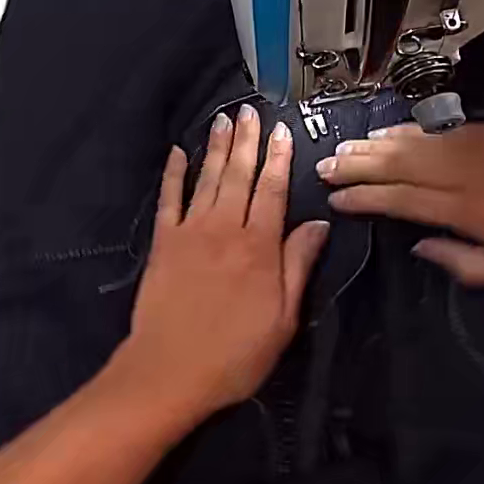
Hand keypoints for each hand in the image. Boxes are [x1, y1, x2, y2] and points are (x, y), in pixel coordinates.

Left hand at [109, 105, 330, 419]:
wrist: (168, 373)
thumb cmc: (235, 352)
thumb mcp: (284, 317)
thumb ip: (299, 264)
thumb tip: (320, 223)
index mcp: (259, 245)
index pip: (273, 190)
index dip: (279, 158)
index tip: (282, 131)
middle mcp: (226, 228)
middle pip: (239, 175)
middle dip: (247, 140)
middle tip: (249, 110)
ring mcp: (191, 232)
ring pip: (208, 179)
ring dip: (217, 147)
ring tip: (222, 118)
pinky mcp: (164, 242)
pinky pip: (169, 200)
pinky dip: (174, 174)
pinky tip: (178, 152)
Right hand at [318, 122, 483, 286]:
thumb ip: (467, 264)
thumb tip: (421, 247)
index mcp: (474, 209)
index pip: (404, 200)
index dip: (366, 197)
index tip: (337, 196)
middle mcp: (471, 168)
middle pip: (402, 163)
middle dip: (360, 164)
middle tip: (326, 163)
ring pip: (419, 140)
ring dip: (380, 143)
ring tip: (349, 145)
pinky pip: (444, 129)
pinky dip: (414, 131)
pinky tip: (397, 131)